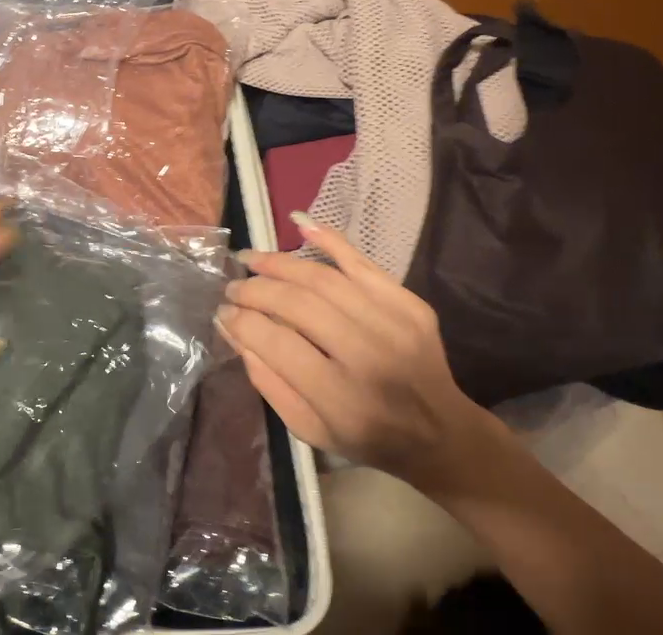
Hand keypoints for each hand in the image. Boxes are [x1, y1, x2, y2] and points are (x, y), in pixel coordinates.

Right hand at [217, 214, 496, 483]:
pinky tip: (299, 225)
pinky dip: (330, 240)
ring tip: (251, 260)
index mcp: (341, 397)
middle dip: (255, 290)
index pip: (277, 343)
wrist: (440, 434)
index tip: (222, 312)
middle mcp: (369, 355)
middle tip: (232, 288)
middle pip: (298, 305)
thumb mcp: (307, 427)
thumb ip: (266, 379)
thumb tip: (231, 328)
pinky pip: (362, 262)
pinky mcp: (410, 304)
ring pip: (323, 278)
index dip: (243, 322)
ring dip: (279, 263)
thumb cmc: (365, 436)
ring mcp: (393, 324)